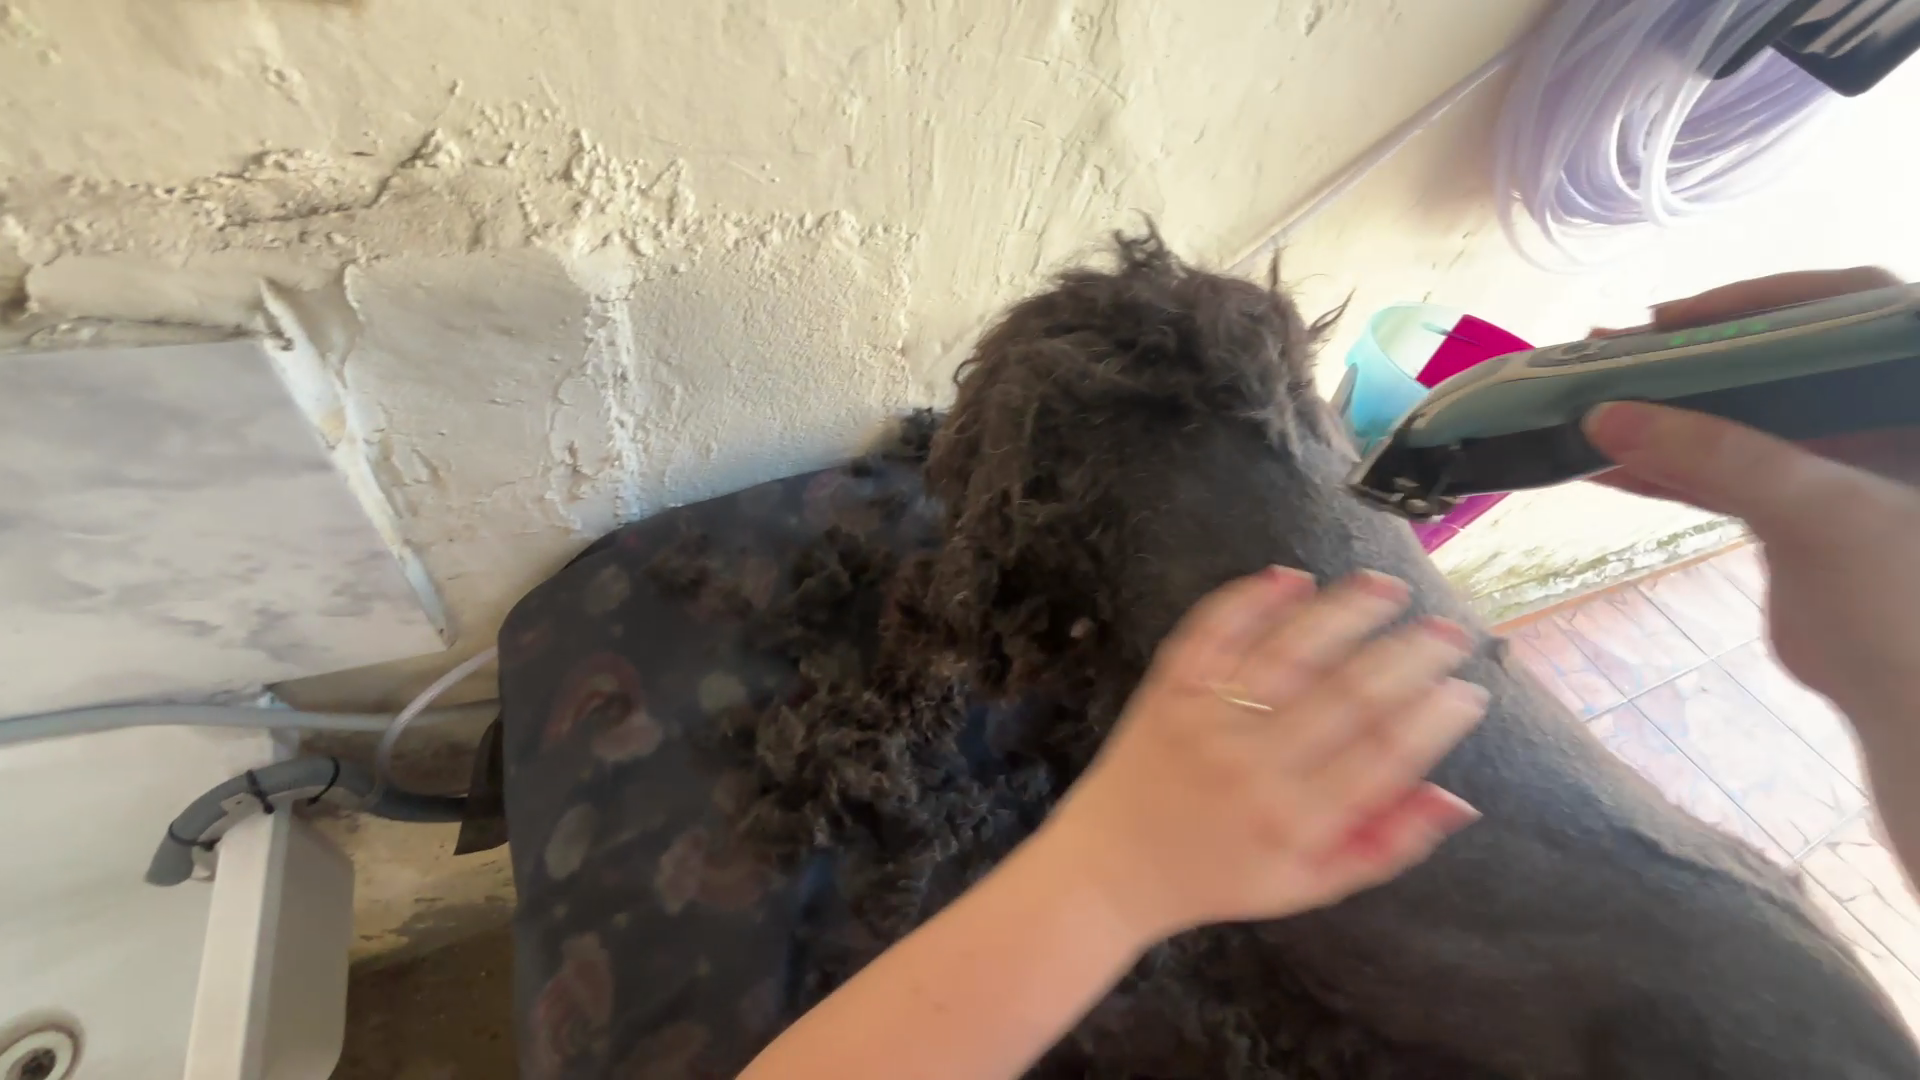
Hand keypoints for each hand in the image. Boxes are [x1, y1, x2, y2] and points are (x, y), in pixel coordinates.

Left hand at [1036, 568, 1486, 945]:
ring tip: (1382, 587)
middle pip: (1343, 693)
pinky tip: (1287, 578)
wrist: (1114, 863)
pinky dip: (1248, 600)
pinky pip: (1209, 634)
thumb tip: (1454, 798)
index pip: (1382, 755)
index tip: (1467, 687)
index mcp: (1294, 817)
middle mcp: (1250, 761)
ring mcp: (1203, 717)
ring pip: (1282, 651)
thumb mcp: (1307, 885)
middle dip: (1405, 654)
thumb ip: (1382, 844)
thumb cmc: (1216, 875)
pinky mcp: (1166, 690)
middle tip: (1445, 628)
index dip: (1432, 716)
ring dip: (1338, 612)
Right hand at [1584, 269, 1919, 728]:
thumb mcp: (1825, 514)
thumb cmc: (1911, 603)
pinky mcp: (1791, 506)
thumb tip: (1605, 417)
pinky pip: (1714, 468)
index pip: (1858, 307)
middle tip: (1604, 353)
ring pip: (1735, 415)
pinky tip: (1595, 463)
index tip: (1670, 320)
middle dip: (1686, 356)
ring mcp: (1837, 462)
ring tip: (1580, 402)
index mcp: (1916, 397)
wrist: (1914, 702)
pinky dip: (1655, 464)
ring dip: (1658, 410)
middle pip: (1777, 360)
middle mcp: (1883, 417)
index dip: (1762, 302)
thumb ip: (1720, 458)